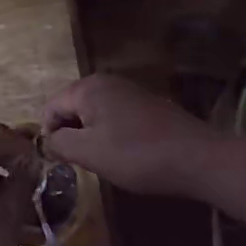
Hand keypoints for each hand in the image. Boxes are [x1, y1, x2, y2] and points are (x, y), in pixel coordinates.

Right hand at [40, 73, 227, 196]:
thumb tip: (46, 140)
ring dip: (92, 136)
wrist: (200, 159)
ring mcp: (129, 91)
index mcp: (87, 87)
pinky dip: (113, 134)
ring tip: (104, 161)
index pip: (51, 108)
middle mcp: (106, 82)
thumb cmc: (137, 154)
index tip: (60, 161)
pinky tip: (126, 155)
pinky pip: (116, 117)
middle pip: (72, 108)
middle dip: (72, 135)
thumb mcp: (89, 152)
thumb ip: (59, 143)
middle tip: (82, 163)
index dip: (50, 135)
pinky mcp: (147, 105)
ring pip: (94, 114)